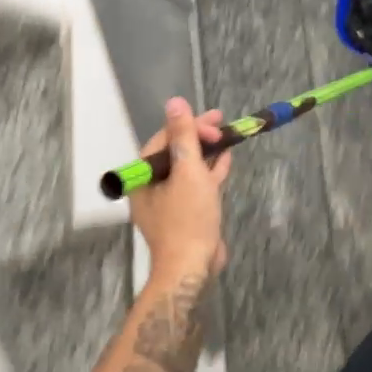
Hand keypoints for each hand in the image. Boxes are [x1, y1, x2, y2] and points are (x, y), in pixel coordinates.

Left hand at [129, 97, 232, 280]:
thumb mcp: (188, 171)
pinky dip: (210, 171)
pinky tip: (226, 160)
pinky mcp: (185, 213)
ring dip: (207, 151)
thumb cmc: (187, 217)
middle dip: (199, 136)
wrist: (191, 269)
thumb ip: (184, 136)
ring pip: (188, 167)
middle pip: (176, 151)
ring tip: (227, 138)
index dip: (189, 126)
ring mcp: (169, 201)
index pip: (164, 139)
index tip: (214, 123)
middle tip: (223, 123)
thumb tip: (175, 102)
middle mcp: (152, 186)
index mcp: (144, 177)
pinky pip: (196, 184)